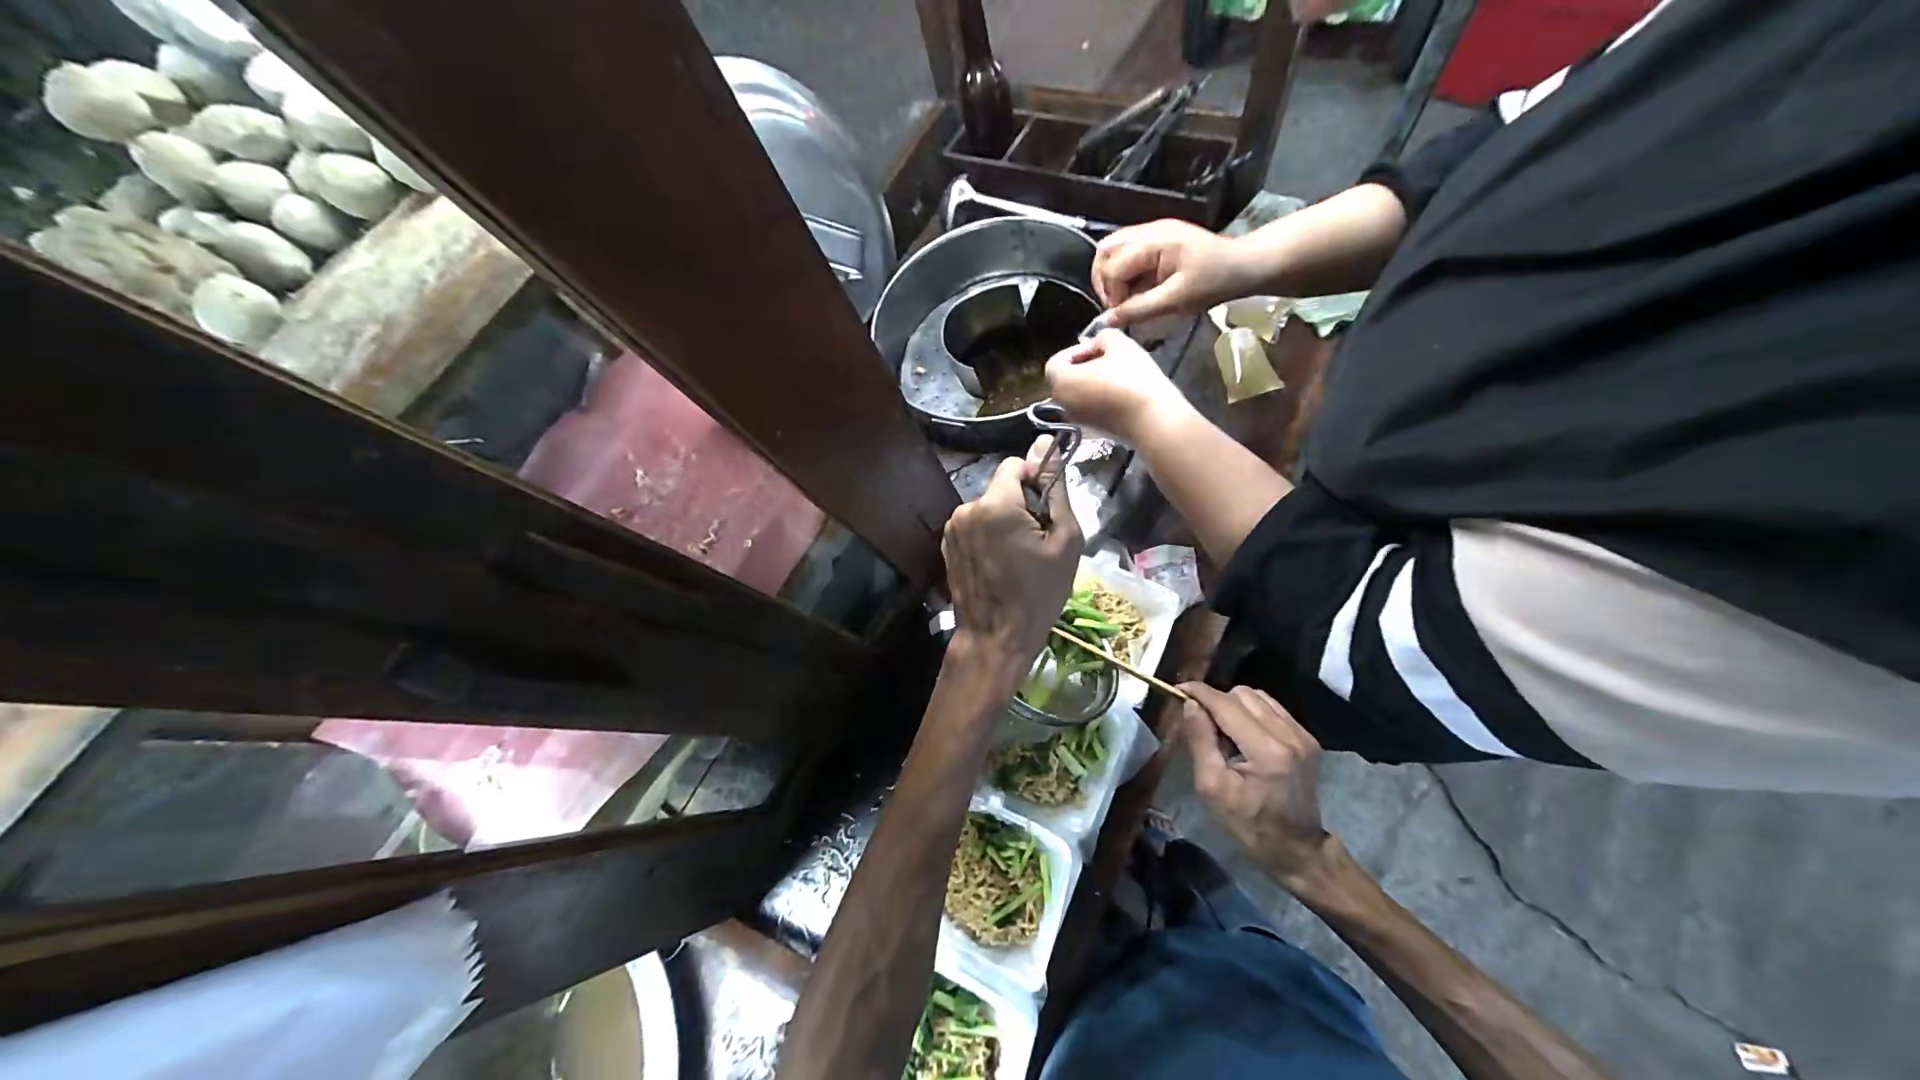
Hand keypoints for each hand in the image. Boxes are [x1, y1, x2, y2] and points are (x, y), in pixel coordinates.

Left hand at [942, 437, 1082, 669]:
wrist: (995, 638)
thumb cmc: (1037, 594)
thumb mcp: (1064, 541)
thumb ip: (1055, 490)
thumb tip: (1045, 444)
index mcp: (995, 504)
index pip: (1015, 464)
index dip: (1036, 480)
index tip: (1047, 512)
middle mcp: (967, 508)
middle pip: (1002, 488)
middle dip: (1021, 505)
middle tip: (1037, 542)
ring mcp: (953, 528)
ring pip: (989, 507)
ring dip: (1005, 522)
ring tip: (1019, 557)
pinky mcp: (947, 544)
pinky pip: (976, 525)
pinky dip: (989, 536)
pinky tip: (1000, 564)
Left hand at [1045, 329, 1191, 442]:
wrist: (1154, 421)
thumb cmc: (1133, 379)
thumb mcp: (1120, 344)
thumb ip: (1103, 336)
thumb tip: (1099, 342)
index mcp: (1061, 383)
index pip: (1057, 361)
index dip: (1078, 349)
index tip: (1100, 346)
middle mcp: (1062, 405)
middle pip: (1068, 378)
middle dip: (1087, 364)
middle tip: (1111, 357)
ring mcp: (1078, 421)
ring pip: (1080, 394)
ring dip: (1096, 380)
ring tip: (1121, 372)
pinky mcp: (1094, 432)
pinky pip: (1092, 408)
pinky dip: (1102, 397)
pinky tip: (1125, 392)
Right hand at [1092, 219, 1254, 325]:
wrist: (1245, 265)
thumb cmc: (1214, 281)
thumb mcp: (1175, 301)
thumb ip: (1138, 310)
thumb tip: (1107, 321)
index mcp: (1153, 241)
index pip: (1112, 266)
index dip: (1111, 293)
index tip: (1123, 313)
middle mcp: (1148, 230)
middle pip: (1105, 251)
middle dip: (1104, 281)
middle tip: (1118, 304)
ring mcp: (1152, 233)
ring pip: (1113, 252)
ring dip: (1113, 279)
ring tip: (1126, 299)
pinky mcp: (1158, 241)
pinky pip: (1128, 255)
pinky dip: (1126, 276)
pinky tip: (1138, 291)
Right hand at [1179, 682, 1332, 885]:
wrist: (1296, 846)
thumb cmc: (1248, 823)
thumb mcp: (1212, 787)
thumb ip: (1200, 741)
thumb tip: (1190, 704)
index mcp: (1267, 751)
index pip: (1226, 705)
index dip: (1200, 692)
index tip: (1178, 689)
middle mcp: (1290, 735)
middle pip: (1242, 695)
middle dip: (1216, 701)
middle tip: (1203, 724)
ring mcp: (1302, 735)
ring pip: (1258, 697)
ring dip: (1234, 705)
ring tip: (1225, 731)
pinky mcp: (1308, 737)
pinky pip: (1272, 708)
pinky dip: (1252, 712)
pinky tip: (1244, 734)